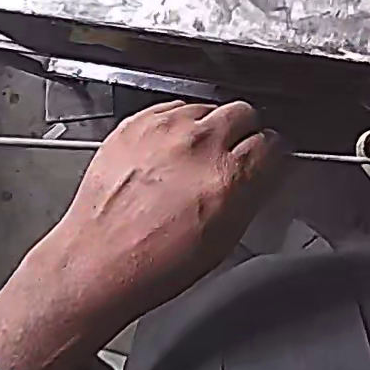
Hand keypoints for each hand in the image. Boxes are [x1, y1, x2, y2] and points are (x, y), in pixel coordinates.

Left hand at [0, 100, 285, 369]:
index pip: (272, 143)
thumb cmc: (152, 262)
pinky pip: (171, 108)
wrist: (96, 261)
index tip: (268, 156)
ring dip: (209, 126)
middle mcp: (196, 146)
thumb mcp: (224, 240)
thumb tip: (266, 171)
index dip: (273, 152)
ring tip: (196, 155)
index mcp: (226, 178)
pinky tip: (170, 149)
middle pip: (243, 112)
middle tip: (236, 150)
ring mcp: (162, 130)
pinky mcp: (135, 123)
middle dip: (245, 131)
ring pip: (206, 106)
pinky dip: (176, 124)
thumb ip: (252, 195)